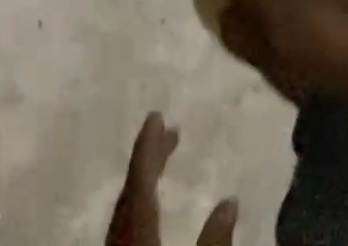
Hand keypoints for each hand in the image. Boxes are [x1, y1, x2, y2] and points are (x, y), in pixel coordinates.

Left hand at [106, 113, 236, 245]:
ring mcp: (117, 245)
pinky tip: (153, 200)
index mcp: (137, 230)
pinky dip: (142, 199)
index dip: (148, 145)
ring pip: (128, 204)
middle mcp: (120, 235)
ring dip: (146, 176)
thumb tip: (231, 202)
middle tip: (169, 129)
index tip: (156, 115)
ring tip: (165, 156)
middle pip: (132, 188)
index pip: (140, 180)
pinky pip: (127, 219)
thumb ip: (214, 239)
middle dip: (150, 155)